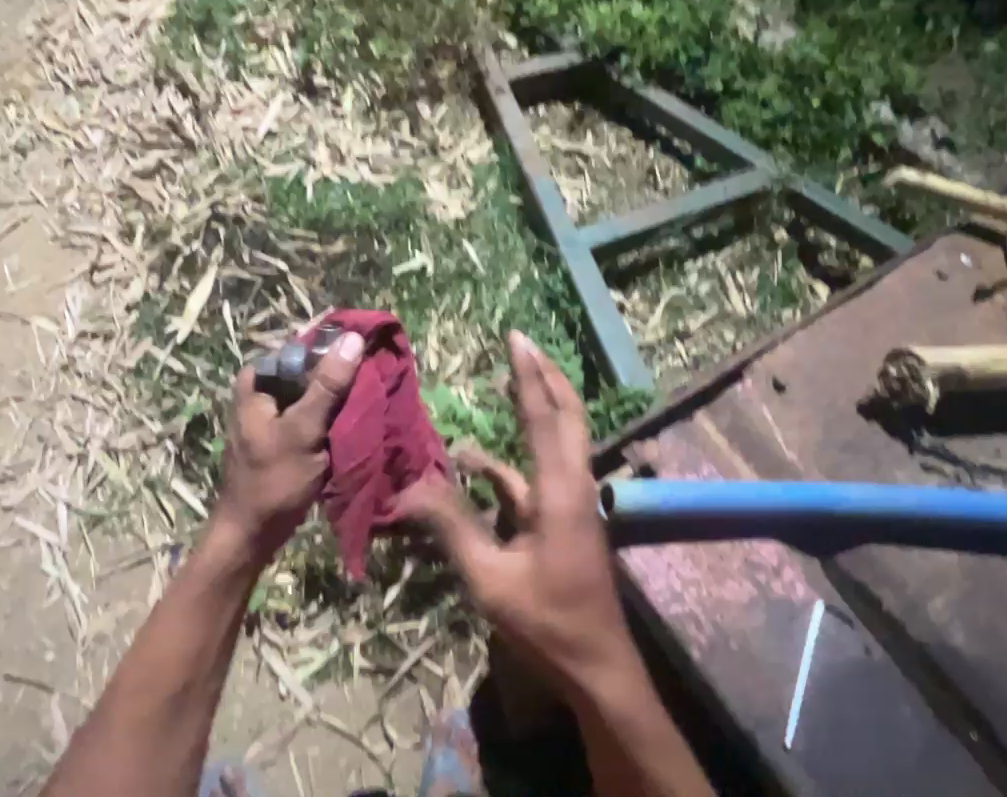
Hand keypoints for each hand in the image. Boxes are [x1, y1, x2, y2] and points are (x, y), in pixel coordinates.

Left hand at [213, 331, 364, 563]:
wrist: (252, 533)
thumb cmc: (273, 481)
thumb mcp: (303, 429)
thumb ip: (327, 385)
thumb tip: (352, 338)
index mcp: (256, 380)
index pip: (302, 347)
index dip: (335, 346)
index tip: (369, 347)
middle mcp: (262, 389)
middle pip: (308, 368)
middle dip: (340, 370)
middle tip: (377, 371)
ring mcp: (274, 412)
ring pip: (314, 390)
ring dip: (340, 392)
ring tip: (375, 389)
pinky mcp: (286, 431)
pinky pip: (314, 410)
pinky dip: (333, 411)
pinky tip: (360, 412)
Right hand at [396, 331, 637, 694]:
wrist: (597, 667)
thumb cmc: (547, 623)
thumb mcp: (490, 579)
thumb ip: (452, 527)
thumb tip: (409, 488)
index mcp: (560, 493)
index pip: (545, 418)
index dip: (528, 375)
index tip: (517, 338)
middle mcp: (573, 487)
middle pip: (567, 416)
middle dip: (545, 376)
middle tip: (522, 344)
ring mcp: (572, 503)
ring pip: (557, 441)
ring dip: (534, 410)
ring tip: (505, 382)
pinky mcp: (564, 520)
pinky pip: (536, 476)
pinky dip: (508, 462)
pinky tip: (472, 461)